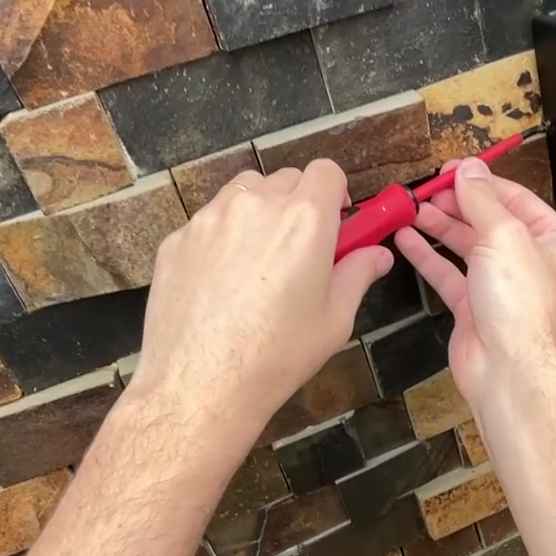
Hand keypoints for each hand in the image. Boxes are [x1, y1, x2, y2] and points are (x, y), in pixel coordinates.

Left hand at [133, 161, 391, 436]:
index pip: (326, 171)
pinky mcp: (177, 239)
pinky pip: (209, 221)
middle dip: (299, 203)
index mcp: (305, 219)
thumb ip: (358, 275)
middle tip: (301, 249)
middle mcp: (256, 205)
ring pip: (244, 192)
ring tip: (261, 261)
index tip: (337, 221)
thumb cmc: (278, 355)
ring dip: (260, 212)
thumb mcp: (335, 320)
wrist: (201, 384)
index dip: (336, 192)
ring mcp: (210, 218)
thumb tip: (378, 254)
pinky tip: (222, 283)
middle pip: (285, 179)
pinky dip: (223, 237)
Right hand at [394, 158, 555, 408]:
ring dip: (439, 226)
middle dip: (456, 203)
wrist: (511, 371)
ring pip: (466, 246)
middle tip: (425, 190)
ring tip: (411, 209)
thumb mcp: (504, 237)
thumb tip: (469, 169)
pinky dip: (427, 255)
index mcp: (552, 240)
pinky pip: (448, 273)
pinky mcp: (474, 308)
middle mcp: (529, 261)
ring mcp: (500, 286)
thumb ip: (482, 201)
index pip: (515, 199)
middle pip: (488, 221)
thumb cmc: (522, 306)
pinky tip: (406, 239)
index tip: (450, 169)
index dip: (481, 182)